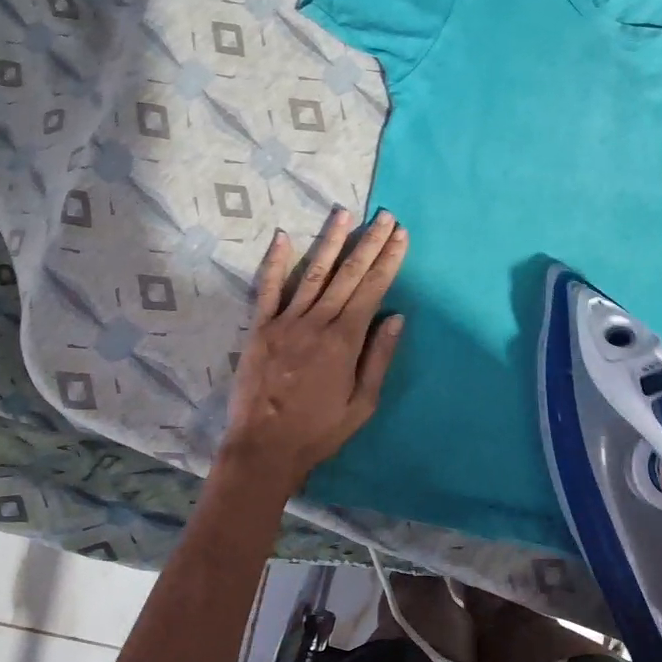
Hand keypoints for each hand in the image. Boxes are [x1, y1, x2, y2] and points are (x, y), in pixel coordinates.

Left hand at [219, 208, 408, 494]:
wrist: (264, 448)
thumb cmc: (319, 431)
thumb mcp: (362, 404)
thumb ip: (378, 358)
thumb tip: (396, 318)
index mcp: (344, 340)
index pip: (372, 289)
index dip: (388, 260)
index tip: (400, 235)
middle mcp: (317, 322)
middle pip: (348, 274)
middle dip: (369, 243)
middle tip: (384, 216)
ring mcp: (286, 321)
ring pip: (313, 273)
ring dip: (330, 241)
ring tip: (344, 213)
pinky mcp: (260, 328)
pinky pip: (268, 288)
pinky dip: (275, 261)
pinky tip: (282, 237)